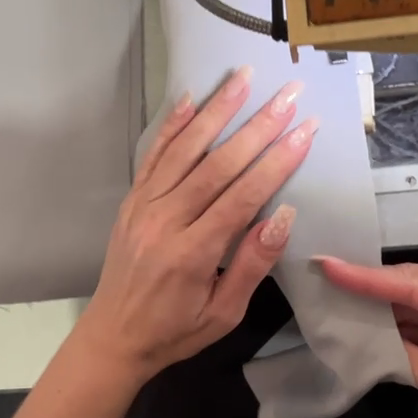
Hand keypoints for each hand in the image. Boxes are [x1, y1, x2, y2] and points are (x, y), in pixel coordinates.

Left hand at [75, 66, 315, 379]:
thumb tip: (284, 216)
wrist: (113, 338)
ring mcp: (143, 206)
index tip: (304, 131)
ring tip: (242, 78)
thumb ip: (252, 264)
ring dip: (216, 111)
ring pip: (184, 149)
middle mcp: (164, 220)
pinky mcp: (131, 201)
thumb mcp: (223, 313)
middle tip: (287, 95)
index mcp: (191, 253)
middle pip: (216, 164)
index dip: (276, 162)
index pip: (242, 196)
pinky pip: (153, 156)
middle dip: (257, 126)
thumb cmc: (174, 331)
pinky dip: (172, 126)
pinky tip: (189, 99)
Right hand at [317, 258, 417, 417]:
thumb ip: (401, 353)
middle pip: (417, 282)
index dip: (366, 277)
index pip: (414, 284)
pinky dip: (405, 321)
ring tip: (341, 302)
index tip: (328, 265)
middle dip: (373, 286)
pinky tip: (374, 323)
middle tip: (327, 280)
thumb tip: (363, 334)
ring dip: (387, 306)